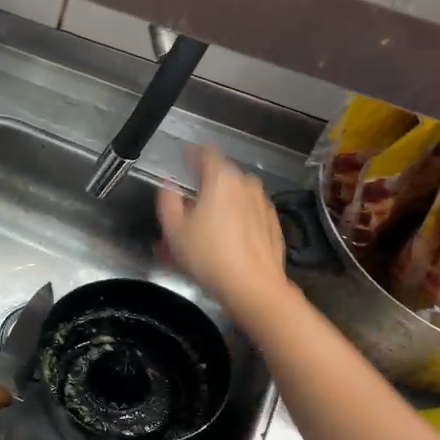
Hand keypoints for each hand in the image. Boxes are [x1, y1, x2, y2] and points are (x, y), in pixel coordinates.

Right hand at [158, 145, 291, 316]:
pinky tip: (225, 238)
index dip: (193, 153)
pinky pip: (248, 211)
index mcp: (220, 180)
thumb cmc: (208, 255)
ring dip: (220, 202)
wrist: (253, 286)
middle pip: (222, 175)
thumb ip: (167, 201)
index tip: (184, 156)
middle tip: (188, 203)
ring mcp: (262, 204)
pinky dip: (235, 217)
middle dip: (204, 184)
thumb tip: (168, 187)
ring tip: (204, 225)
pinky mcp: (272, 223)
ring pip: (236, 195)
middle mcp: (245, 185)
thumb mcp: (174, 230)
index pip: (206, 154)